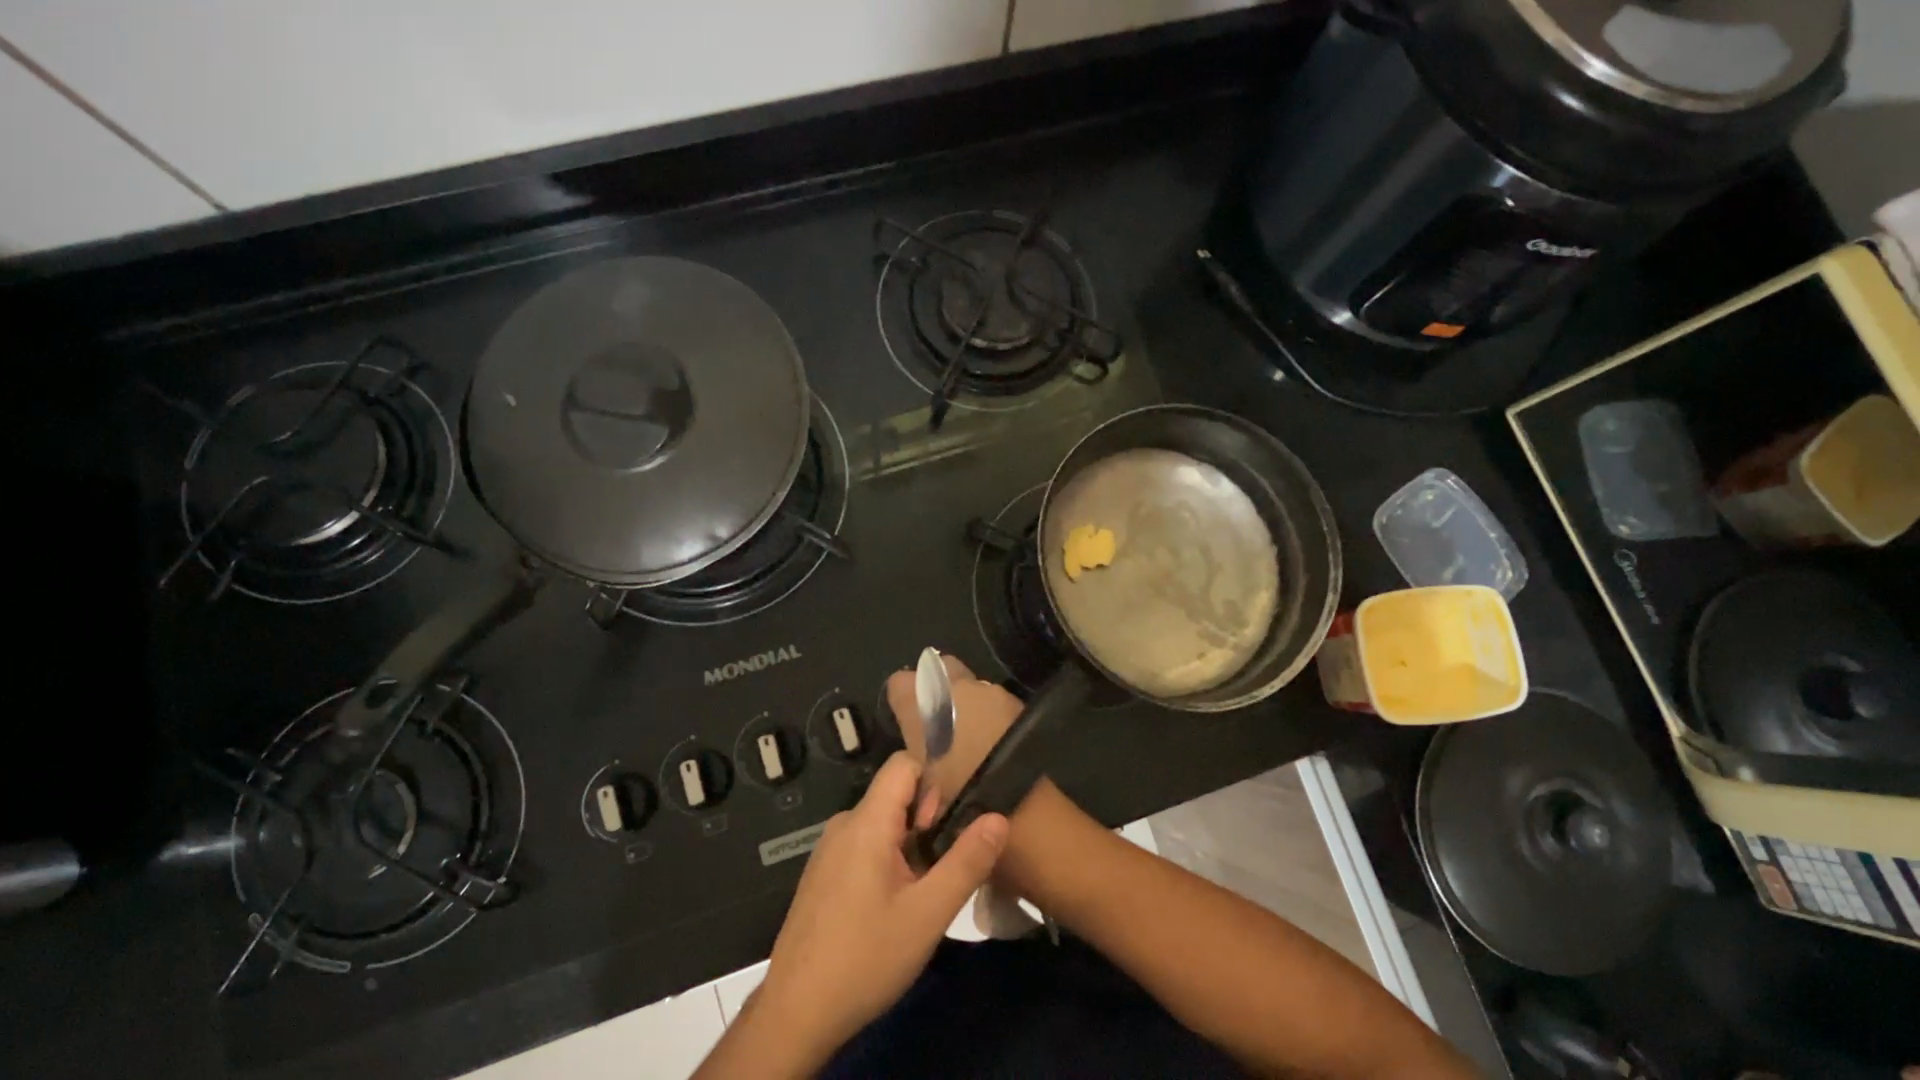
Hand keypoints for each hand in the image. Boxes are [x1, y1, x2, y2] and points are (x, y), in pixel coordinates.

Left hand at [756, 752, 1009, 1056]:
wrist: (797, 1012)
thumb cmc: (866, 957)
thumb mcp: (929, 913)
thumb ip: (967, 861)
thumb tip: (998, 818)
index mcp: (866, 823)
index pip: (903, 765)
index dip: (935, 784)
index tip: (949, 828)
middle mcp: (843, 827)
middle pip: (896, 798)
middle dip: (928, 824)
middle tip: (941, 875)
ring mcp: (829, 854)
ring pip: (882, 829)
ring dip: (910, 851)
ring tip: (922, 899)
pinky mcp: (823, 879)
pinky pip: (865, 852)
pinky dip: (888, 868)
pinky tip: (893, 914)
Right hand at [887, 654, 1026, 811]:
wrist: (1015, 797)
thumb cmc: (956, 794)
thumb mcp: (921, 778)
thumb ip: (914, 750)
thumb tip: (918, 741)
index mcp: (921, 703)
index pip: (899, 683)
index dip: (902, 699)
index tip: (907, 717)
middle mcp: (953, 687)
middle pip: (938, 670)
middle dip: (936, 687)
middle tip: (938, 718)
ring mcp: (987, 690)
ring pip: (970, 685)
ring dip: (966, 701)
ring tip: (969, 732)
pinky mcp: (1014, 701)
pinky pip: (994, 699)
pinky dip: (990, 712)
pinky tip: (993, 738)